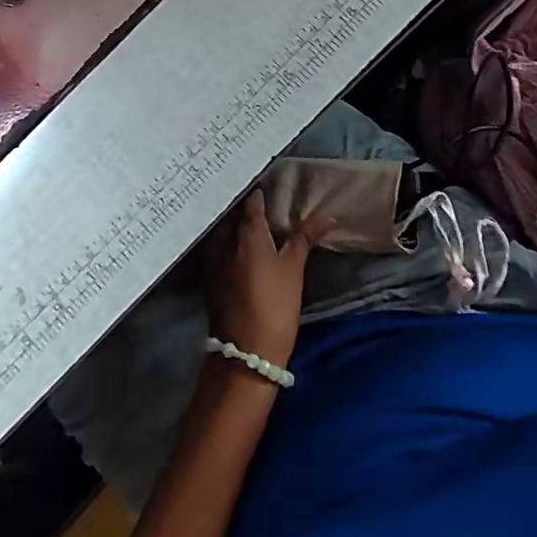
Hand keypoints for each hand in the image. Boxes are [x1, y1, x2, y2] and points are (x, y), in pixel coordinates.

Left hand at [208, 191, 326, 367]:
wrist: (246, 350)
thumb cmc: (275, 304)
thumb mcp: (294, 268)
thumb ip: (305, 238)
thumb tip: (327, 216)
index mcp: (246, 233)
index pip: (252, 202)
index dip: (262, 192)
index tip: (272, 185)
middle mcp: (224, 240)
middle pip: (232, 213)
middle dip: (244, 205)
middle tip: (263, 201)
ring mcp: (213, 259)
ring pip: (222, 231)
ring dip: (234, 224)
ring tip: (253, 222)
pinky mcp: (209, 277)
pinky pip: (218, 248)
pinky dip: (228, 242)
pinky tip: (240, 248)